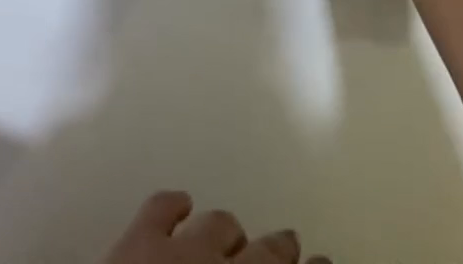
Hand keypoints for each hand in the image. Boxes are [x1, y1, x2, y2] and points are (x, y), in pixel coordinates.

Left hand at [102, 191, 323, 263]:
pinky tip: (180, 208)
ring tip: (231, 236)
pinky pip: (164, 206)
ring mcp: (183, 254)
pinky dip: (176, 206)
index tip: (322, 263)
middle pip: (268, 253)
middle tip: (286, 246)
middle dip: (280, 249)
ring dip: (230, 233)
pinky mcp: (139, 240)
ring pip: (220, 224)